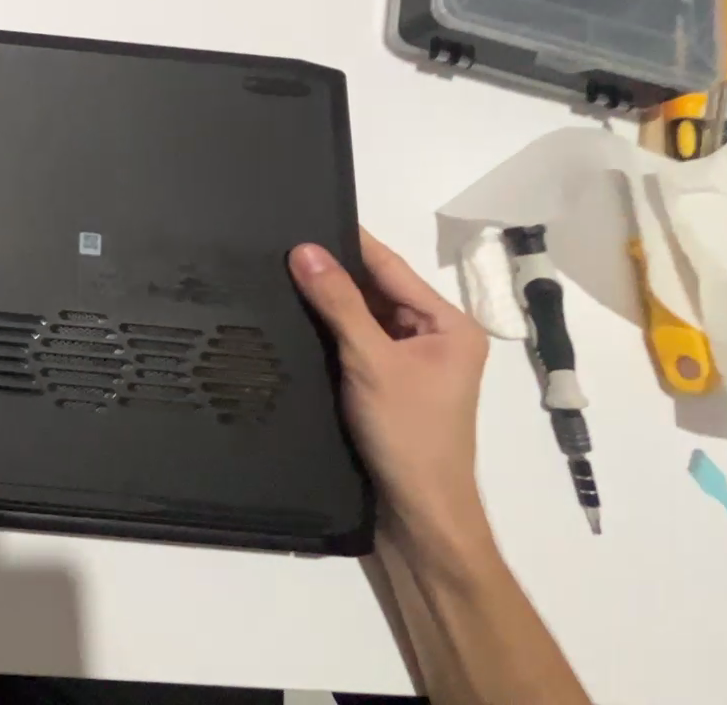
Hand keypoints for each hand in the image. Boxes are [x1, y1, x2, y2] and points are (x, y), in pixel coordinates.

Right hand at [289, 231, 490, 545]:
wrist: (416, 510)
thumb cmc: (407, 432)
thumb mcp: (370, 360)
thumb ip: (339, 303)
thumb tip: (304, 250)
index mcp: (448, 325)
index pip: (390, 268)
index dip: (348, 242)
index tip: (305, 215)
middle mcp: (433, 337)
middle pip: (375, 290)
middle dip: (332, 271)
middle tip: (279, 247)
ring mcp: (409, 361)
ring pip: (361, 316)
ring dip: (327, 301)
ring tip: (277, 274)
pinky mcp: (384, 382)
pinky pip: (353, 341)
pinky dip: (327, 329)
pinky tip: (293, 317)